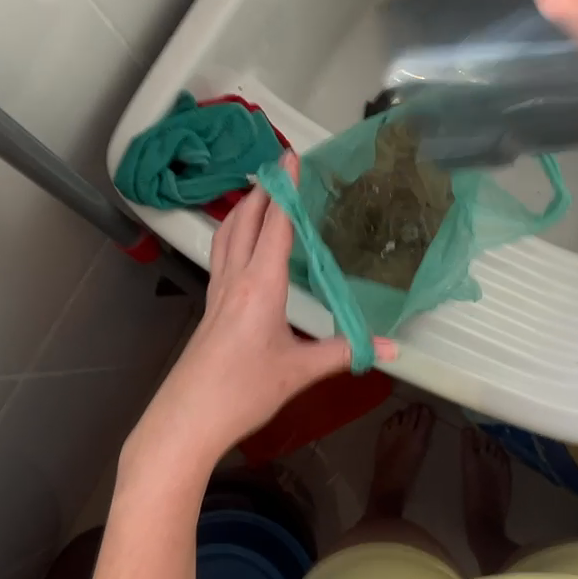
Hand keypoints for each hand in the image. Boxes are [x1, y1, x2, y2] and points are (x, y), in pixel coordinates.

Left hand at [124, 151, 395, 471]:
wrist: (187, 420)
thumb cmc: (243, 392)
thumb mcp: (299, 372)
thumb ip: (343, 352)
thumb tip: (391, 348)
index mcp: (260, 285)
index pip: (275, 225)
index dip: (286, 190)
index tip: (292, 158)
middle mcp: (235, 279)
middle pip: (244, 221)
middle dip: (262, 190)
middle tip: (280, 167)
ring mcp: (217, 292)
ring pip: (226, 235)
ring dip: (243, 209)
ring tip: (259, 193)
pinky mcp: (210, 307)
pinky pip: (221, 255)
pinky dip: (234, 234)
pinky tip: (242, 244)